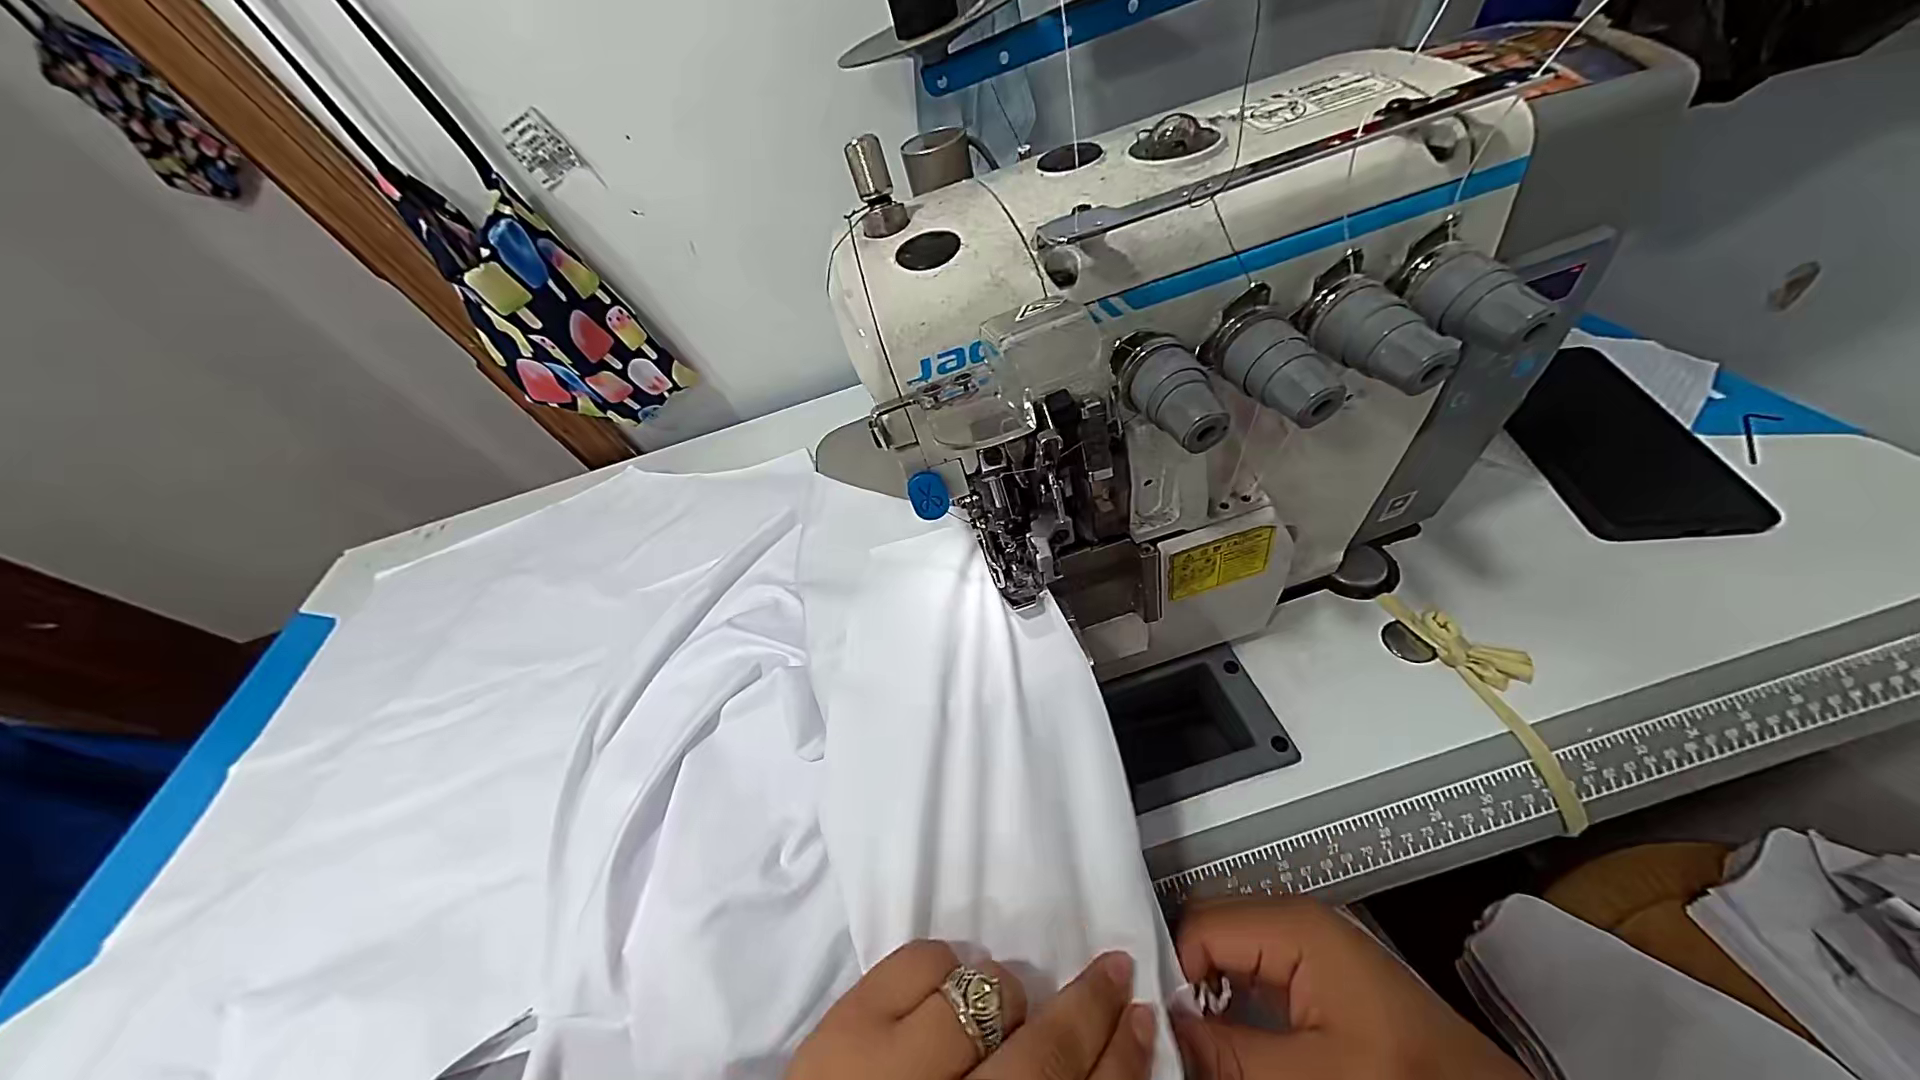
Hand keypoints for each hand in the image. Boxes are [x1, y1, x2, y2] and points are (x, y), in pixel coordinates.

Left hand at [787, 940, 1155, 1079]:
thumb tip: (1085, 1062)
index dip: (1117, 1063)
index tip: (1140, 1020)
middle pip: (1040, 1053)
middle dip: (1087, 1010)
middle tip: (1112, 973)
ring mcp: (885, 1065)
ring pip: (979, 994)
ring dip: (1002, 992)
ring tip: (993, 1011)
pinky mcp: (842, 1023)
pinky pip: (917, 959)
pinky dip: (942, 966)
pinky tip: (937, 994)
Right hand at [1171, 897, 1525, 1079]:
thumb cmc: (1424, 1079)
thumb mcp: (1314, 1075)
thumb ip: (1232, 1052)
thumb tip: (1169, 1032)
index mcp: (1295, 926)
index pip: (1198, 926)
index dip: (1175, 974)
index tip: (1166, 1024)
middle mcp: (1297, 923)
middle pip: (1208, 934)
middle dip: (1189, 985)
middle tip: (1181, 1038)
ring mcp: (1306, 946)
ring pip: (1226, 956)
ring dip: (1209, 999)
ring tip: (1207, 1046)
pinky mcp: (1316, 974)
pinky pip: (1251, 973)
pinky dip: (1234, 1005)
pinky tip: (1235, 1044)